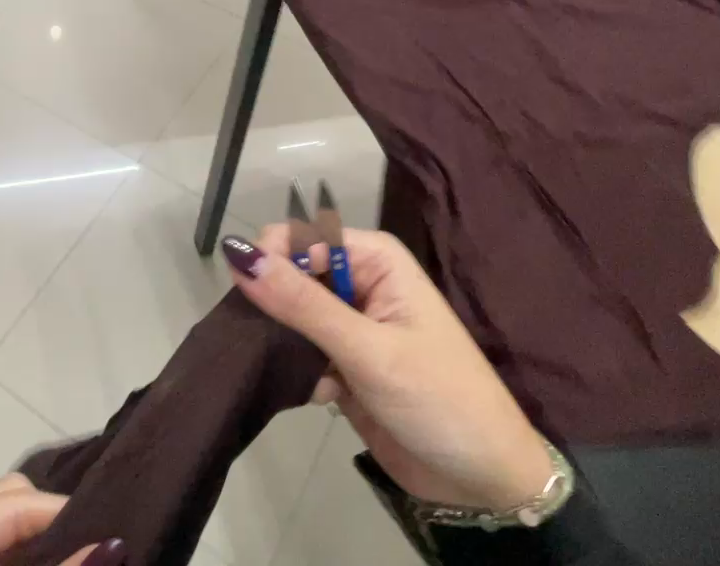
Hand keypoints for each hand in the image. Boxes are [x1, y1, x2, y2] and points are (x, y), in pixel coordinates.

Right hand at [221, 226, 551, 511]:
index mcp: (374, 260)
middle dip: (275, 308)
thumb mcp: (368, 350)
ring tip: (301, 372)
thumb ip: (301, 303)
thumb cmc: (439, 400)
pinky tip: (323, 397)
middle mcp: (359, 282)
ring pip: (288, 315)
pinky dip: (300, 372)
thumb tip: (236, 252)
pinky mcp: (341, 362)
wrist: (483, 482)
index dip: (270, 261)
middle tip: (275, 344)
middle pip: (290, 274)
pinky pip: (298, 351)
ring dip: (286, 344)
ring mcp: (349, 325)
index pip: (299, 237)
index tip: (254, 301)